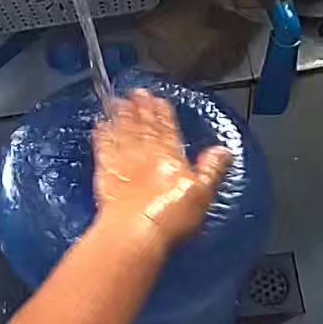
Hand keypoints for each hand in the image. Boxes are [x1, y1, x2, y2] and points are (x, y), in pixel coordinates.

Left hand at [92, 89, 232, 250]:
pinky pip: (103, 149)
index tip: (158, 98)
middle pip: (144, 126)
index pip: (168, 128)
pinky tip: (99, 127)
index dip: (163, 112)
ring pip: (123, 132)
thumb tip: (223, 151)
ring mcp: (124, 163)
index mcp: (171, 156)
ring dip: (121, 116)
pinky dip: (102, 136)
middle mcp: (146, 154)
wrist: (135, 231)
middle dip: (141, 108)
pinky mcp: (106, 175)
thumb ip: (211, 168)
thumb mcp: (202, 193)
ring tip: (118, 102)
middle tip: (137, 92)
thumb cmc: (170, 216)